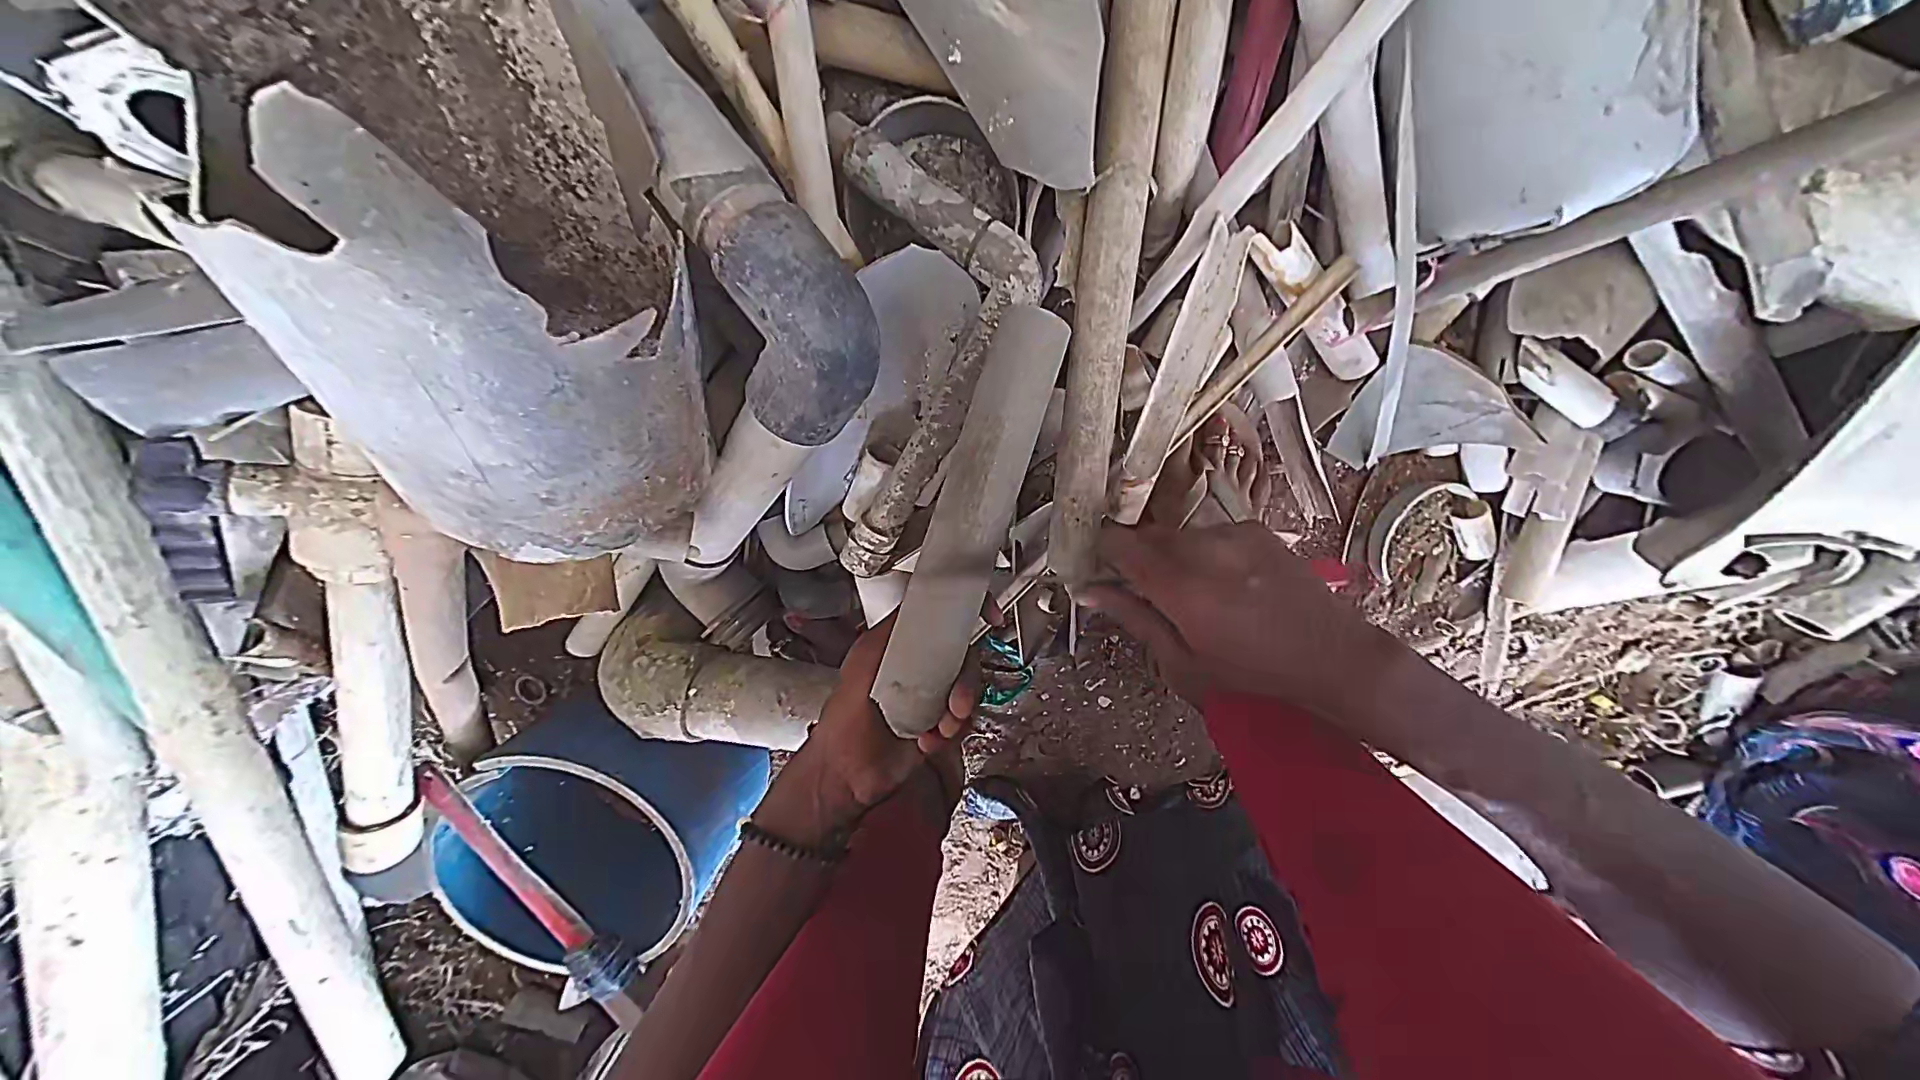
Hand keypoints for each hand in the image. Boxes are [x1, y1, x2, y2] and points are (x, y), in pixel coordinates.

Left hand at [755, 618, 972, 844]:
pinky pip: (963, 715)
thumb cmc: (842, 730)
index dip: (961, 613)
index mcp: (892, 646)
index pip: (933, 616)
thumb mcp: (858, 677)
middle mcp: (912, 665)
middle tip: (956, 705)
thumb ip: (881, 644)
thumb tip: (909, 614)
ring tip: (941, 730)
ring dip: (960, 710)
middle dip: (965, 680)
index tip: (989, 615)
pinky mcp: (936, 720)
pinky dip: (954, 730)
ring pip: (966, 685)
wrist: (846, 781)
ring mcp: (926, 693)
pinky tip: (930, 742)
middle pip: (960, 653)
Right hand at [1083, 522, 1396, 720]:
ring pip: (1176, 534)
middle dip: (1135, 557)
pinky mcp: (1254, 529)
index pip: (1119, 543)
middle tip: (1143, 590)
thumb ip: (1134, 618)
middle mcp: (1204, 548)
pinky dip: (1200, 550)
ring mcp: (1232, 534)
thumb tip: (1089, 592)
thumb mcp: (1183, 662)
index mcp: (1181, 586)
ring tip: (1189, 590)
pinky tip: (1220, 580)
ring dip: (1168, 555)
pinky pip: (1207, 533)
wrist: (1332, 656)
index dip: (1101, 552)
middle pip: (1145, 535)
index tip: (1098, 569)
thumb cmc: (1252, 674)